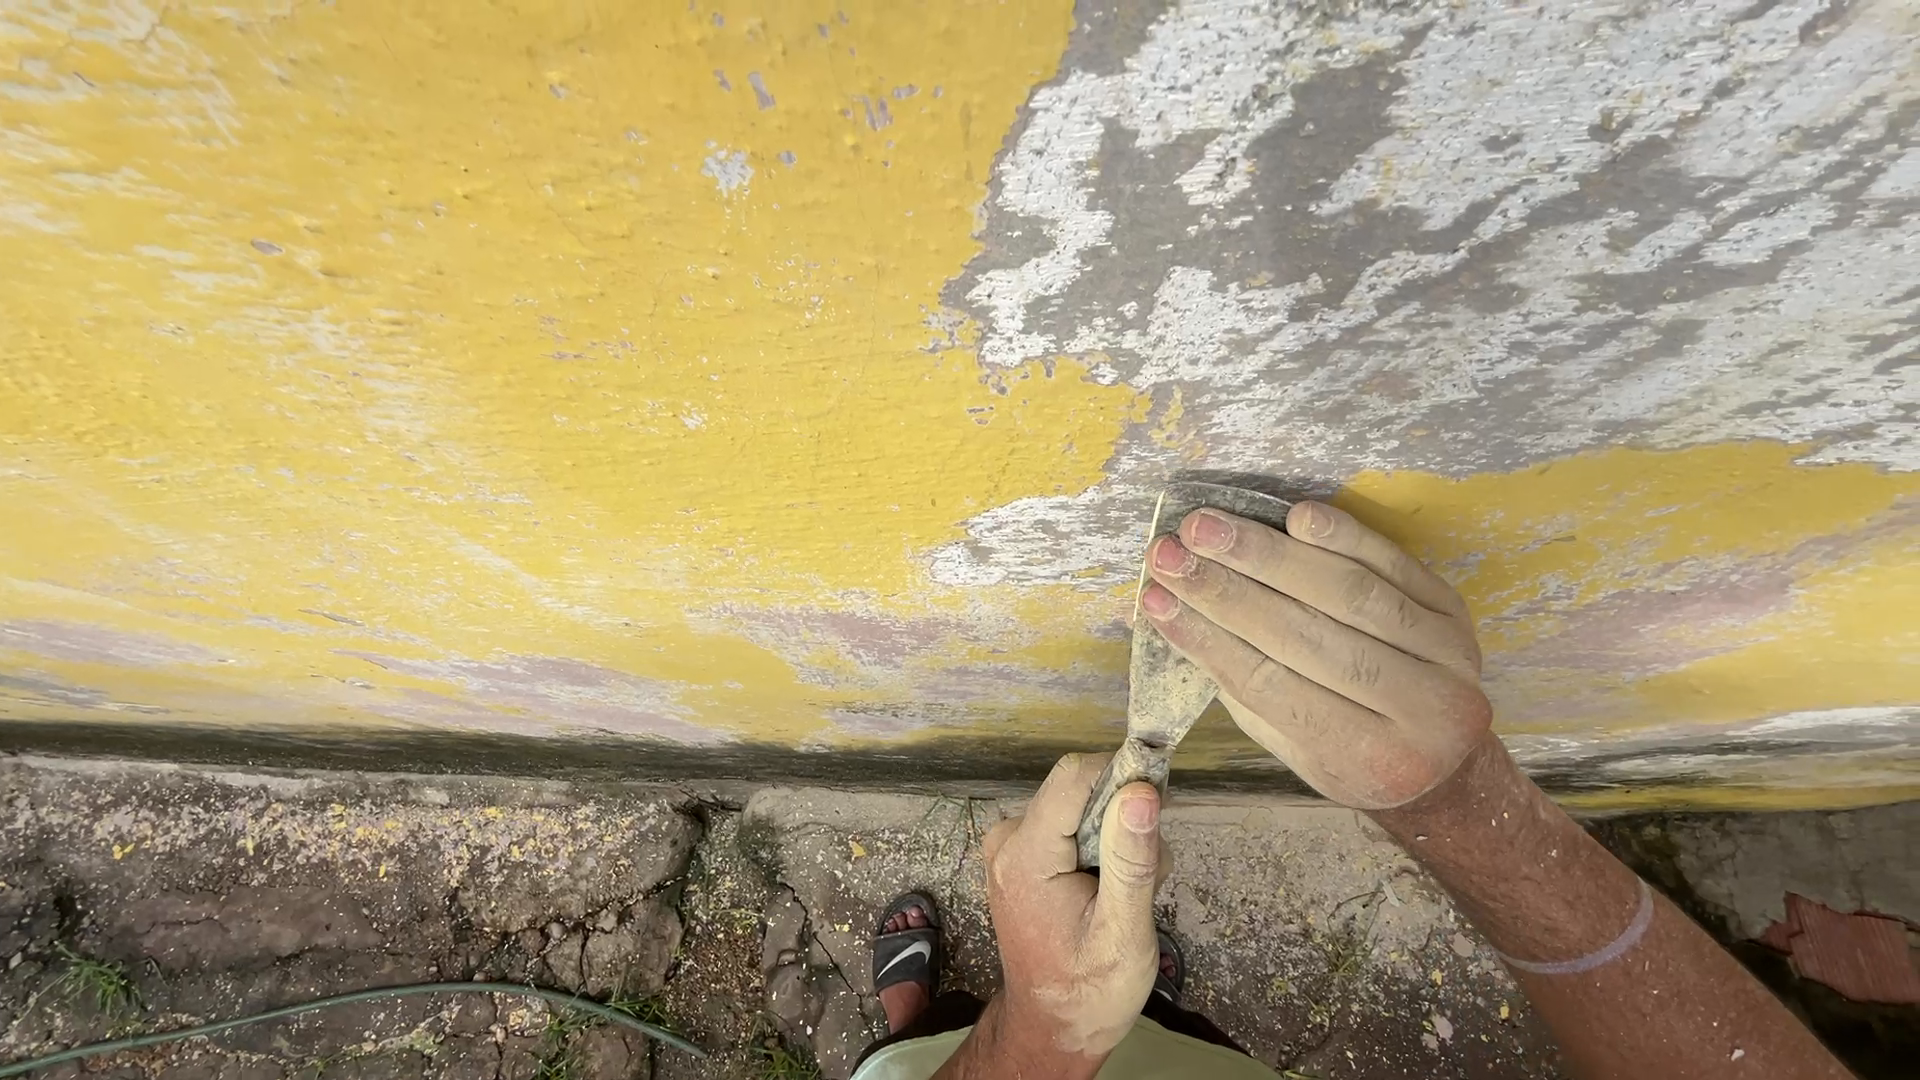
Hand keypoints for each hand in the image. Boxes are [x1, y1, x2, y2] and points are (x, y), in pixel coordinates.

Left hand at [979, 753, 1164, 1060]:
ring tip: (1122, 892)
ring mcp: (1009, 842)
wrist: (1051, 1028)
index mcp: (1026, 854)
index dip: (1120, 775)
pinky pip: (1067, 822)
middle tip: (1143, 872)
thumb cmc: (1089, 992)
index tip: (1158, 801)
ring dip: (1112, 837)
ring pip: (1078, 805)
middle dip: (1121, 818)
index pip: (1074, 776)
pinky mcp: (1019, 849)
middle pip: (1078, 789)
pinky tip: (1104, 888)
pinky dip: (1095, 846)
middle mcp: (1008, 837)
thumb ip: (1131, 859)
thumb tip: (1141, 791)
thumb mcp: (1124, 934)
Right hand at [1139, 499, 1488, 809]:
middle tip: (1169, 553)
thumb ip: (1229, 677)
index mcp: (1359, 758)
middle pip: (1301, 634)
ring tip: (1206, 527)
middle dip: (1223, 588)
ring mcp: (1445, 656)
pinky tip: (1292, 514)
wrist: (1447, 761)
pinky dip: (1341, 535)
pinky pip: (1392, 563)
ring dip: (1266, 553)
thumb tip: (1158, 612)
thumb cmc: (1344, 750)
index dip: (1202, 637)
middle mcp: (1414, 710)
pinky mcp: (1456, 610)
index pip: (1264, 683)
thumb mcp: (1283, 738)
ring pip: (1344, 592)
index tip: (1153, 598)